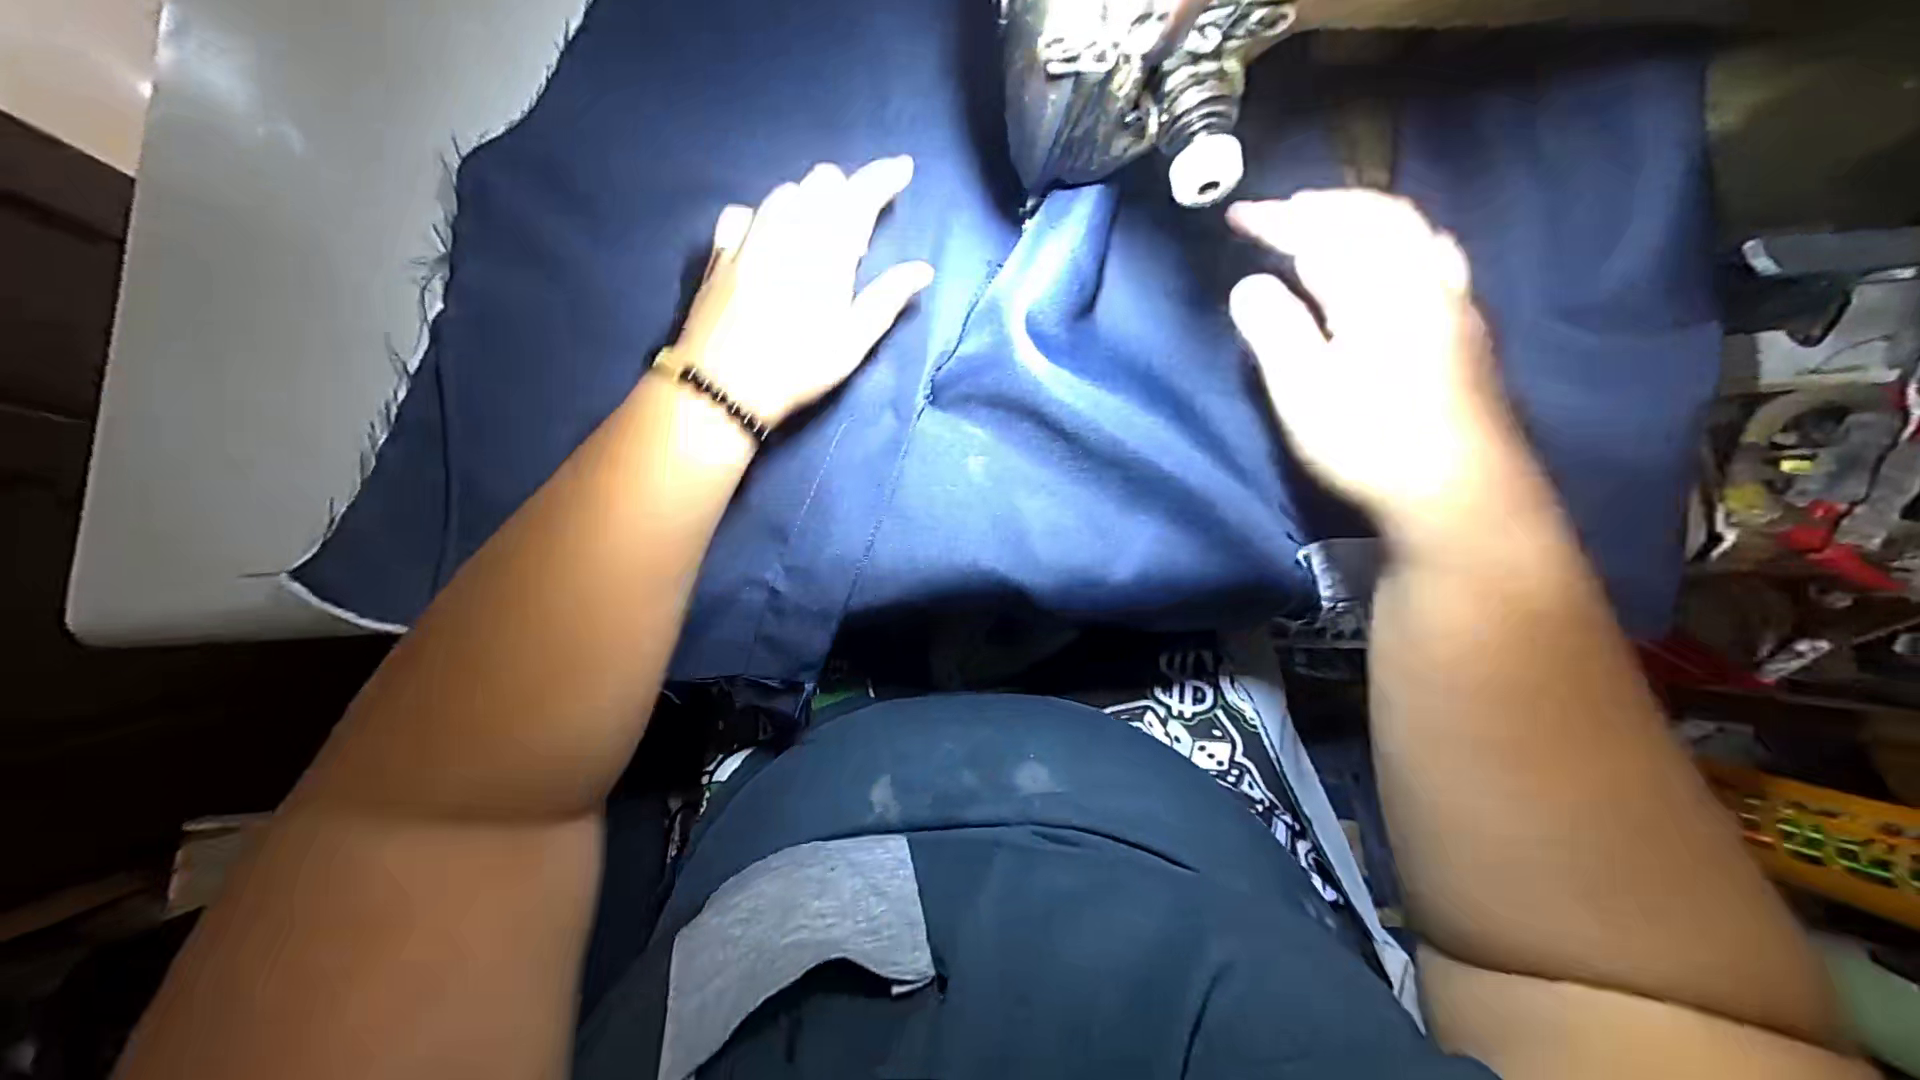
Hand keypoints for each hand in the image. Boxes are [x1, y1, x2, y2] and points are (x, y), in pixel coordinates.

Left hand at [661, 156, 934, 426]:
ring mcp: (749, 239)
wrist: (723, 385)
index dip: (882, 179)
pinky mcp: (721, 254)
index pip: (859, 199)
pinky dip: (763, 214)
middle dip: (845, 190)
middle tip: (858, 217)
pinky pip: (742, 214)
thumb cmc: (797, 368)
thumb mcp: (851, 342)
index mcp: (825, 253)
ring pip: (783, 194)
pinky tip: (766, 229)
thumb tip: (923, 270)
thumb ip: (886, 300)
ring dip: (809, 198)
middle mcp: (786, 233)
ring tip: (818, 221)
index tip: (902, 166)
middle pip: (820, 188)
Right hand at [1226, 190, 1536, 536]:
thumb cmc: (1370, 440)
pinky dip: (1396, 241)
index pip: (1323, 233)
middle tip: (1281, 210)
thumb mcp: (1303, 389)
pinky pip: (1430, 257)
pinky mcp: (1464, 330)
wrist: (1459, 490)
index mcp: (1379, 289)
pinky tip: (1391, 262)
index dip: (1277, 220)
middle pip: (1376, 218)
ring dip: (1365, 218)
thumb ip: (1273, 329)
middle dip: (1323, 206)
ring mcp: (1452, 303)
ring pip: (1411, 234)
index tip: (1237, 215)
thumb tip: (1250, 284)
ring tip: (1333, 224)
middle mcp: (1423, 280)